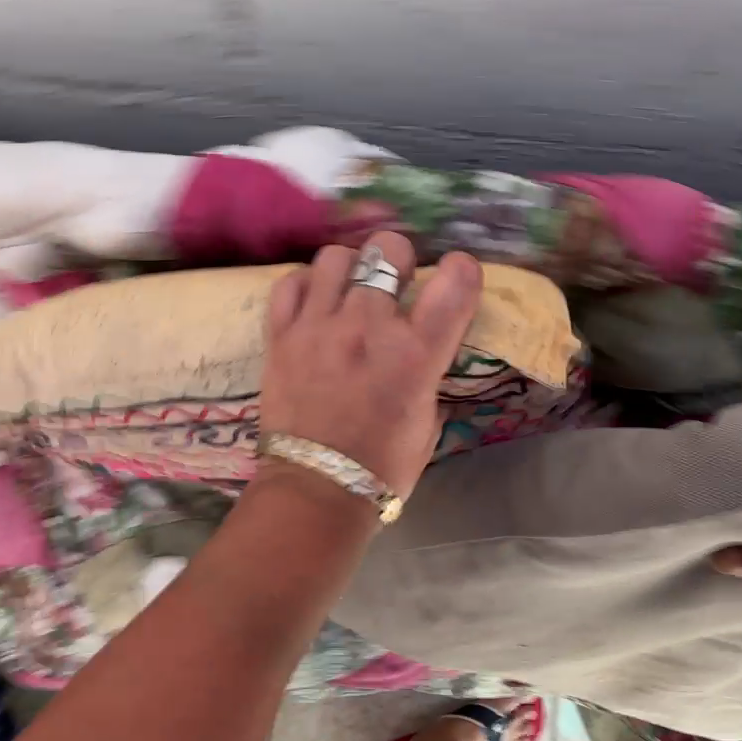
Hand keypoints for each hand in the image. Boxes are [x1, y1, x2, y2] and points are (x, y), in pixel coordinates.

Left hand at [258, 231, 481, 502]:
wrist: (314, 490)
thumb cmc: (382, 467)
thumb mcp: (428, 423)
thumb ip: (429, 378)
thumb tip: (424, 357)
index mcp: (415, 354)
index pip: (454, 282)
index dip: (460, 270)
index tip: (454, 277)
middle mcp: (368, 327)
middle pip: (388, 250)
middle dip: (398, 259)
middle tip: (394, 281)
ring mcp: (319, 326)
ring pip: (335, 257)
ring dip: (350, 267)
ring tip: (349, 289)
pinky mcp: (280, 335)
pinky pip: (290, 283)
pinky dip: (305, 285)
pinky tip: (313, 303)